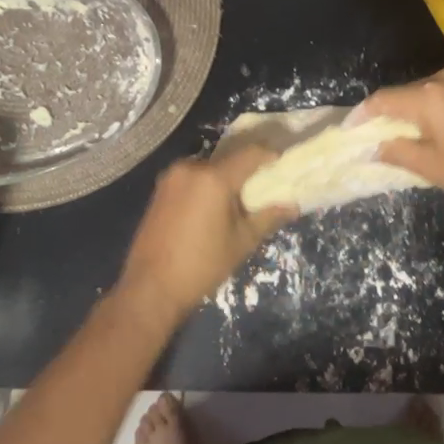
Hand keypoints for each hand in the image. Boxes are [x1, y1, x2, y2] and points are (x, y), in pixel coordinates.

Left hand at [116, 147, 296, 321]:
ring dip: (224, 179)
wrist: (149, 289)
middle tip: (262, 186)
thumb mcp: (241, 243)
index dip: (269, 155)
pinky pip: (191, 178)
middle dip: (246, 170)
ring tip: (237, 201)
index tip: (283, 162)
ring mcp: (171, 177)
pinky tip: (212, 208)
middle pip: (228, 160)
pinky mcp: (159, 189)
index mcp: (213, 178)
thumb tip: (293, 205)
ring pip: (208, 169)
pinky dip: (206, 186)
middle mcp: (191, 168)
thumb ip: (267, 218)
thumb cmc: (201, 266)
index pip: (250, 154)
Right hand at [362, 65, 443, 214]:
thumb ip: (400, 152)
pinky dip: (429, 107)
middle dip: (386, 113)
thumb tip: (376, 147)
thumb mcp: (433, 167)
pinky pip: (442, 92)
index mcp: (429, 95)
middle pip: (404, 92)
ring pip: (424, 91)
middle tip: (371, 135)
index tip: (348, 130)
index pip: (383, 99)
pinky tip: (428, 128)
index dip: (362, 114)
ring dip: (409, 110)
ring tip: (398, 134)